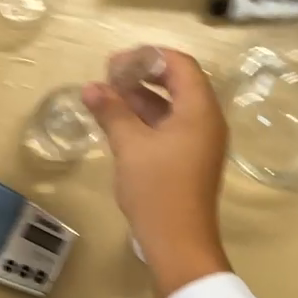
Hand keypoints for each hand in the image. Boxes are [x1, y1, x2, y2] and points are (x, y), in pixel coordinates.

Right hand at [82, 48, 231, 297]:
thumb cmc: (157, 189)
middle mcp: (205, 120)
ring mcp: (199, 142)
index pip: (181, 65)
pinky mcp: (188, 160)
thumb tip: (91, 87)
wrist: (178, 240)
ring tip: (106, 98)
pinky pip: (169, 127)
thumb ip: (112, 112)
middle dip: (143, 76)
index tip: (116, 61)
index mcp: (199, 110)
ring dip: (141, 99)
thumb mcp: (130, 146)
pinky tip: (119, 124)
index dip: (149, 57)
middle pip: (178, 84)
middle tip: (108, 76)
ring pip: (171, 107)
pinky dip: (145, 120)